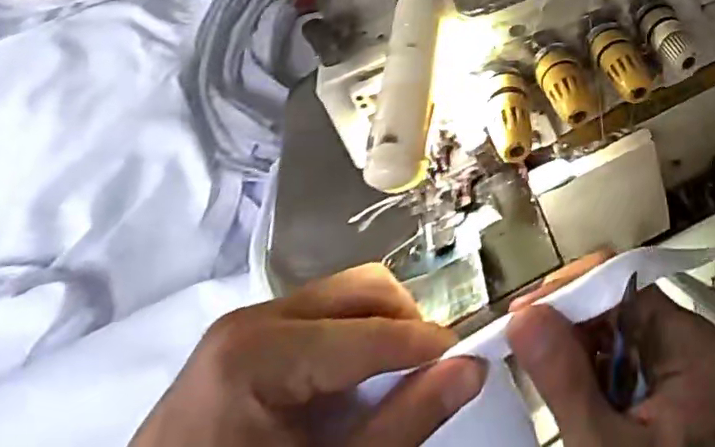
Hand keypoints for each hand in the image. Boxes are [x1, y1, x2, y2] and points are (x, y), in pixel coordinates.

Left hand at [130, 263, 484, 446]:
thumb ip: (403, 423)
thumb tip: (470, 370)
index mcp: (260, 353)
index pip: (368, 332)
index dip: (426, 344)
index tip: (473, 358)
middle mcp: (251, 319)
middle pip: (360, 291)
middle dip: (405, 327)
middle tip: (428, 376)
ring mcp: (243, 325)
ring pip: (345, 297)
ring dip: (381, 332)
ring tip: (390, 387)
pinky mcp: (241, 339)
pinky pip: (320, 316)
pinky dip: (352, 340)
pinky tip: (350, 390)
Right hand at [506, 254, 714, 446]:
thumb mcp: (607, 446)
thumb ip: (566, 381)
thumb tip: (524, 316)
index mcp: (683, 339)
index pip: (620, 283)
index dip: (570, 290)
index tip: (522, 311)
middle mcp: (678, 341)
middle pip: (612, 305)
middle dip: (564, 320)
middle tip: (515, 339)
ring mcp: (667, 368)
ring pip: (607, 335)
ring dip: (567, 347)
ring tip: (527, 360)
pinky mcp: (654, 394)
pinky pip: (611, 365)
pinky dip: (581, 373)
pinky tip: (555, 387)